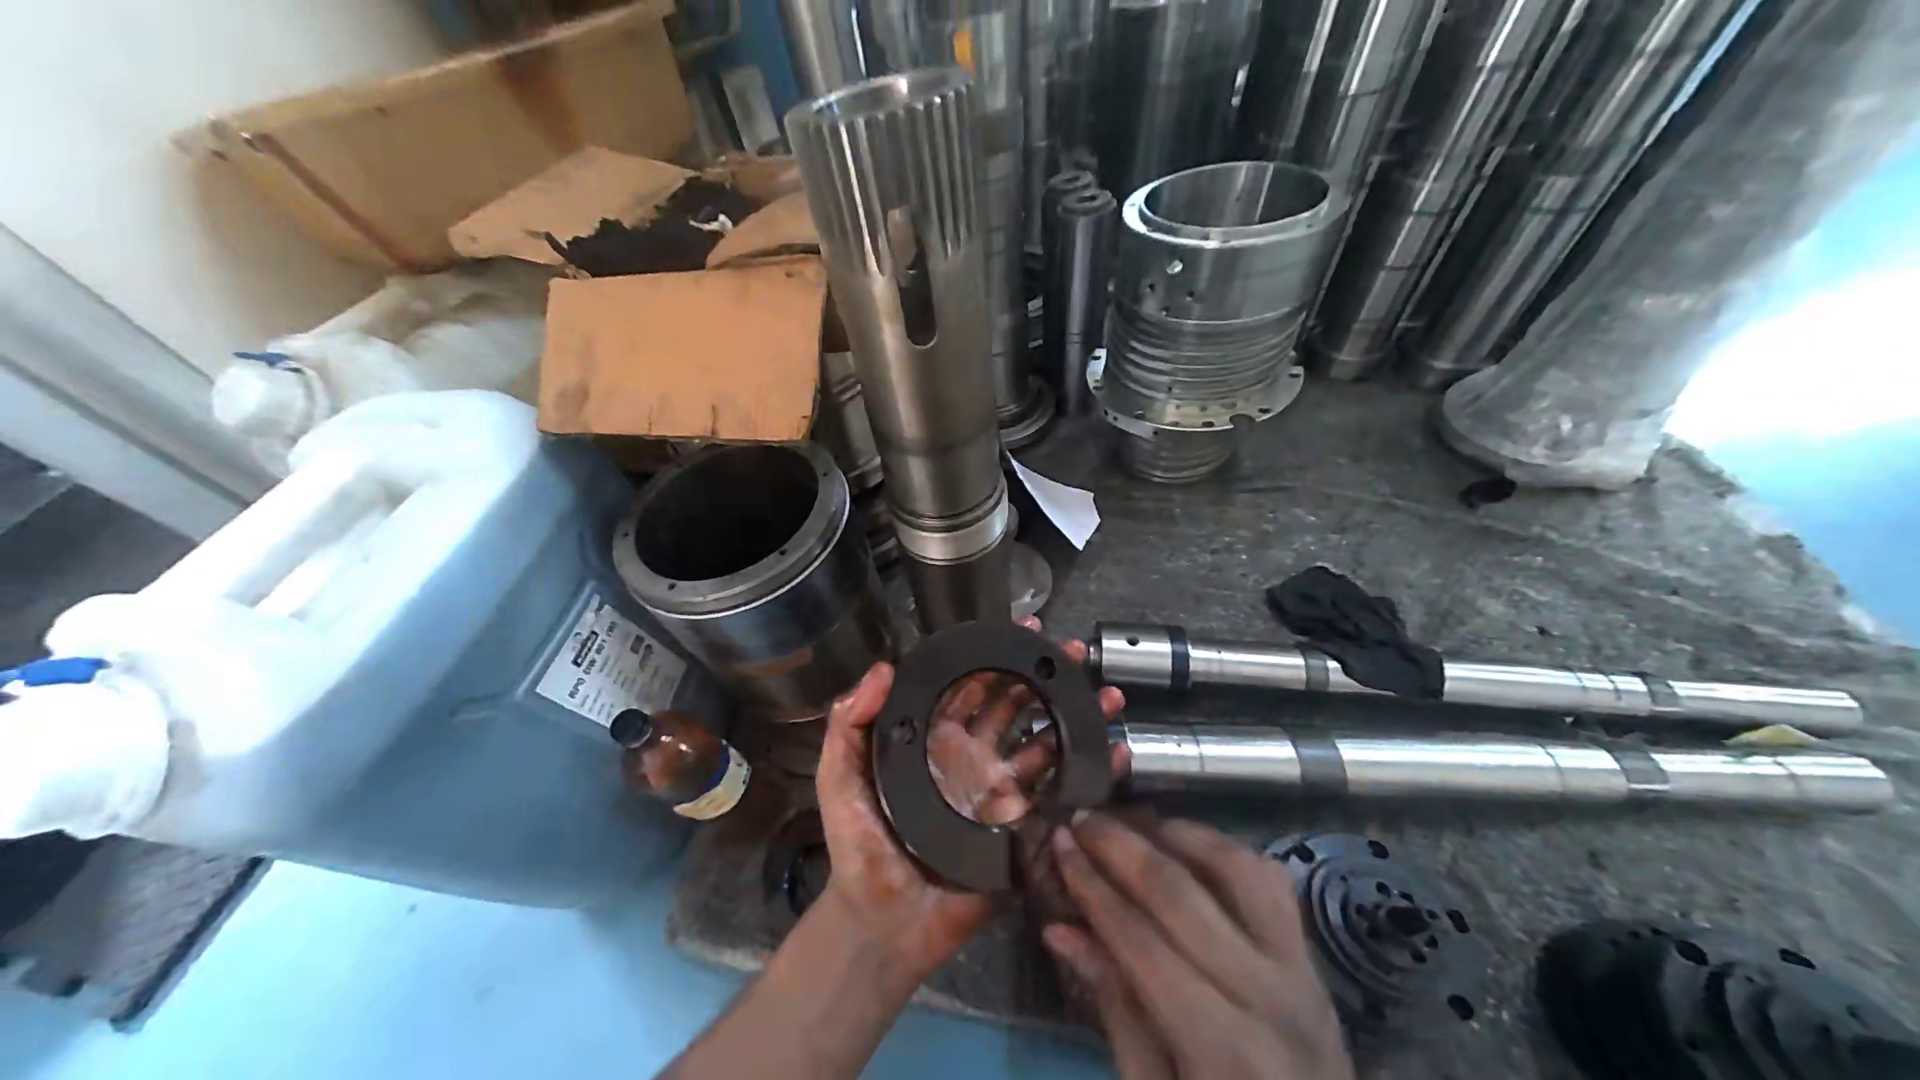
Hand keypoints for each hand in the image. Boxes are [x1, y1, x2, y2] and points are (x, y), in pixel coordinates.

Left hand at [813, 616, 1126, 980]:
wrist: (884, 924)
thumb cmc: (859, 847)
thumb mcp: (840, 778)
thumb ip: (850, 724)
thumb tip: (883, 667)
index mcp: (937, 741)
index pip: (972, 687)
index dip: (997, 657)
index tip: (1027, 630)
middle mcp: (976, 758)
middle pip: (1017, 708)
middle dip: (1045, 677)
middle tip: (1075, 653)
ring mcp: (1003, 794)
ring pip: (1046, 745)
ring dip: (1075, 718)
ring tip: (1107, 695)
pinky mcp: (1024, 831)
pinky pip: (1060, 798)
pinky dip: (1090, 774)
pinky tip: (1115, 752)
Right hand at [1044, 812, 1354, 1079]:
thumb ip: (1114, 1008)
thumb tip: (1061, 929)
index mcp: (1223, 1048)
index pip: (1142, 942)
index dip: (1093, 887)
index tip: (1059, 843)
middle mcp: (1269, 995)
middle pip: (1184, 895)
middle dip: (1123, 848)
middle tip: (1082, 818)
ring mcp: (1301, 968)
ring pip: (1237, 869)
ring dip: (1179, 834)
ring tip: (1132, 822)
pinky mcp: (1312, 955)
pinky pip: (1270, 880)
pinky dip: (1224, 849)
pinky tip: (1188, 843)